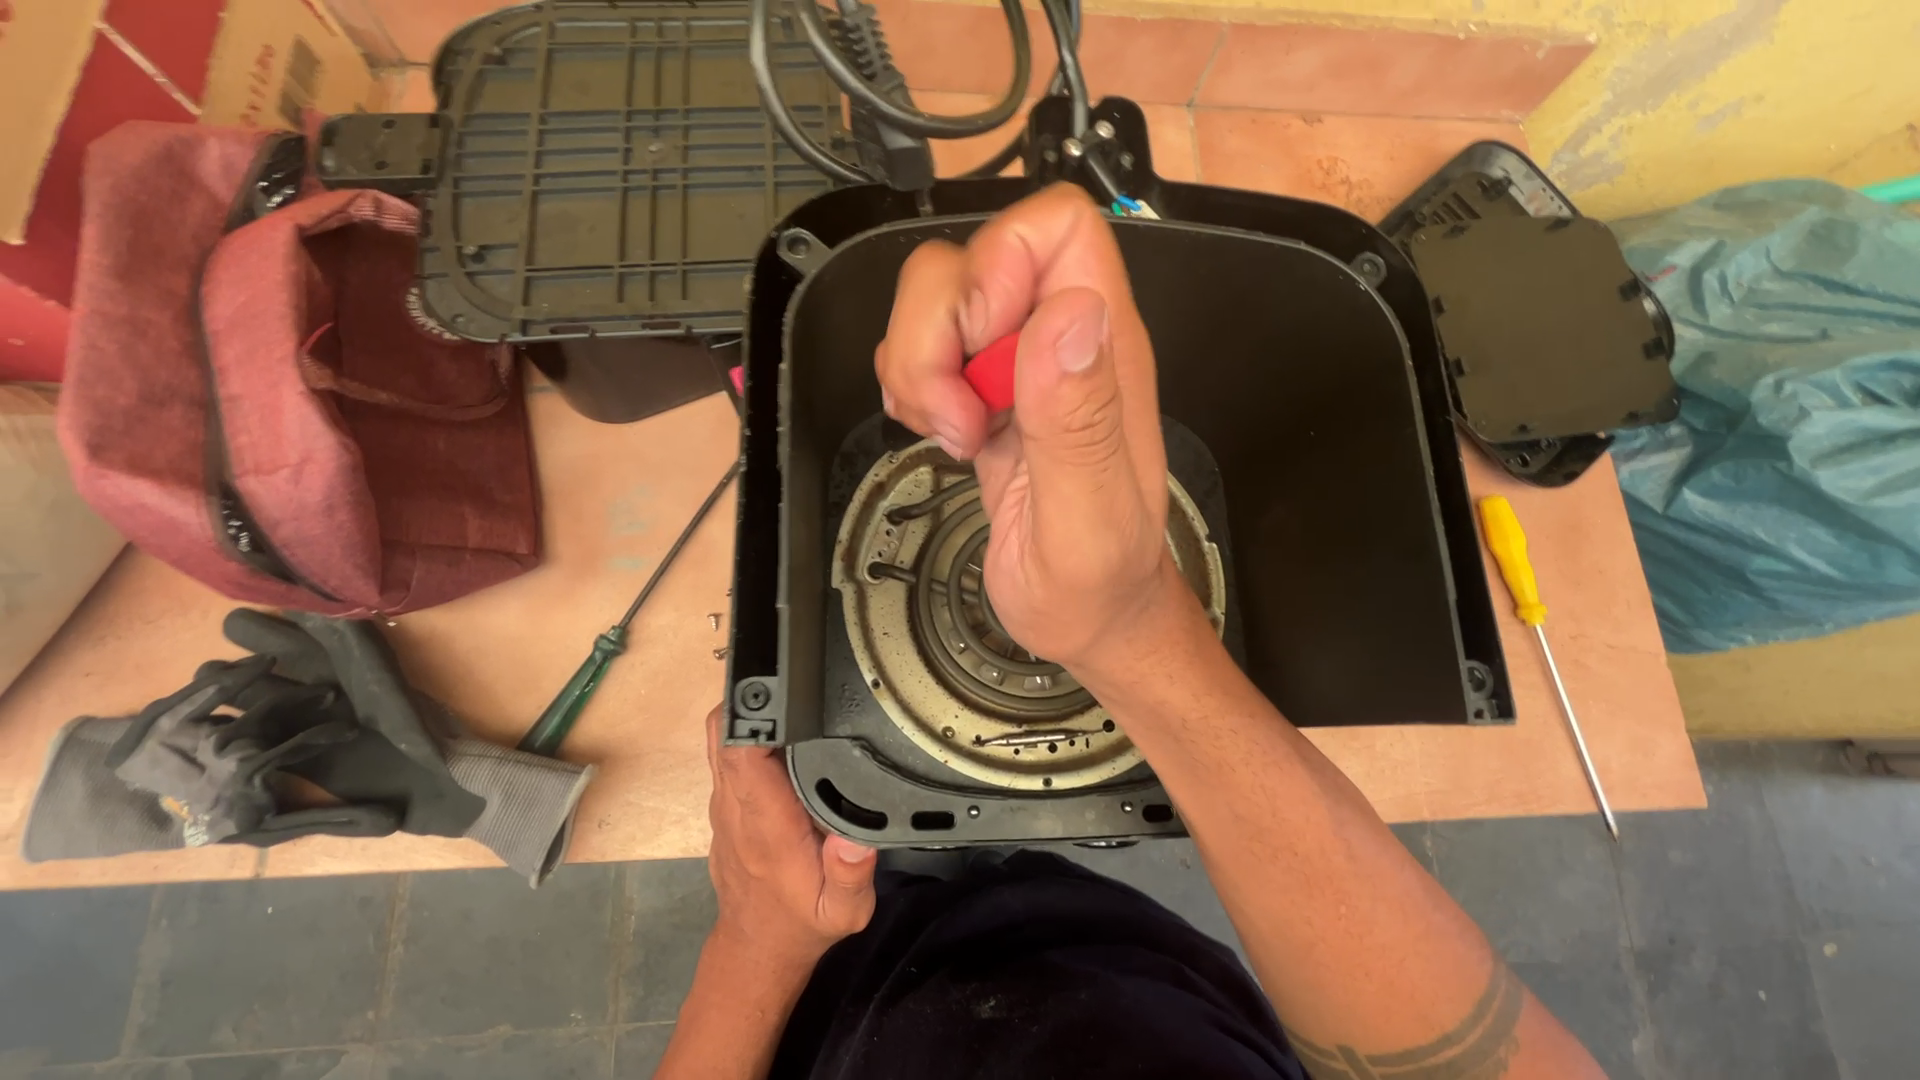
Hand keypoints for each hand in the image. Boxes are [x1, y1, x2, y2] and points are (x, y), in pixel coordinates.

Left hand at [703, 703, 876, 970]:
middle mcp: (735, 804)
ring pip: (718, 736)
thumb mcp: (843, 912)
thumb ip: (851, 876)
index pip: (743, 753)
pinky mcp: (723, 802)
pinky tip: (779, 724)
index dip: (757, 716)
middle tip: (792, 676)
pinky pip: (724, 752)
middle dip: (749, 696)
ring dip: (744, 709)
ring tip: (789, 692)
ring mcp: (723, 801)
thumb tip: (858, 838)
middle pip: (722, 731)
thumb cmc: (801, 923)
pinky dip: (743, 730)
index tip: (785, 689)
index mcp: (765, 822)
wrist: (757, 945)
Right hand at [874, 183, 1188, 674]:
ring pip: (935, 300)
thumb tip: (1070, 313)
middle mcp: (1060, 341)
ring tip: (953, 435)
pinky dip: (911, 388)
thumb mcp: (1088, 522)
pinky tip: (944, 436)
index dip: (997, 265)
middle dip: (933, 335)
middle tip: (957, 419)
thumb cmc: (1096, 585)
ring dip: (916, 367)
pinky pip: (922, 348)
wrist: (1088, 615)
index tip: (977, 353)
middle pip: (971, 258)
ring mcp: (1018, 364)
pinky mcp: (984, 391)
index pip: (1056, 229)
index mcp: (1104, 352)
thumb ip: (1079, 421)